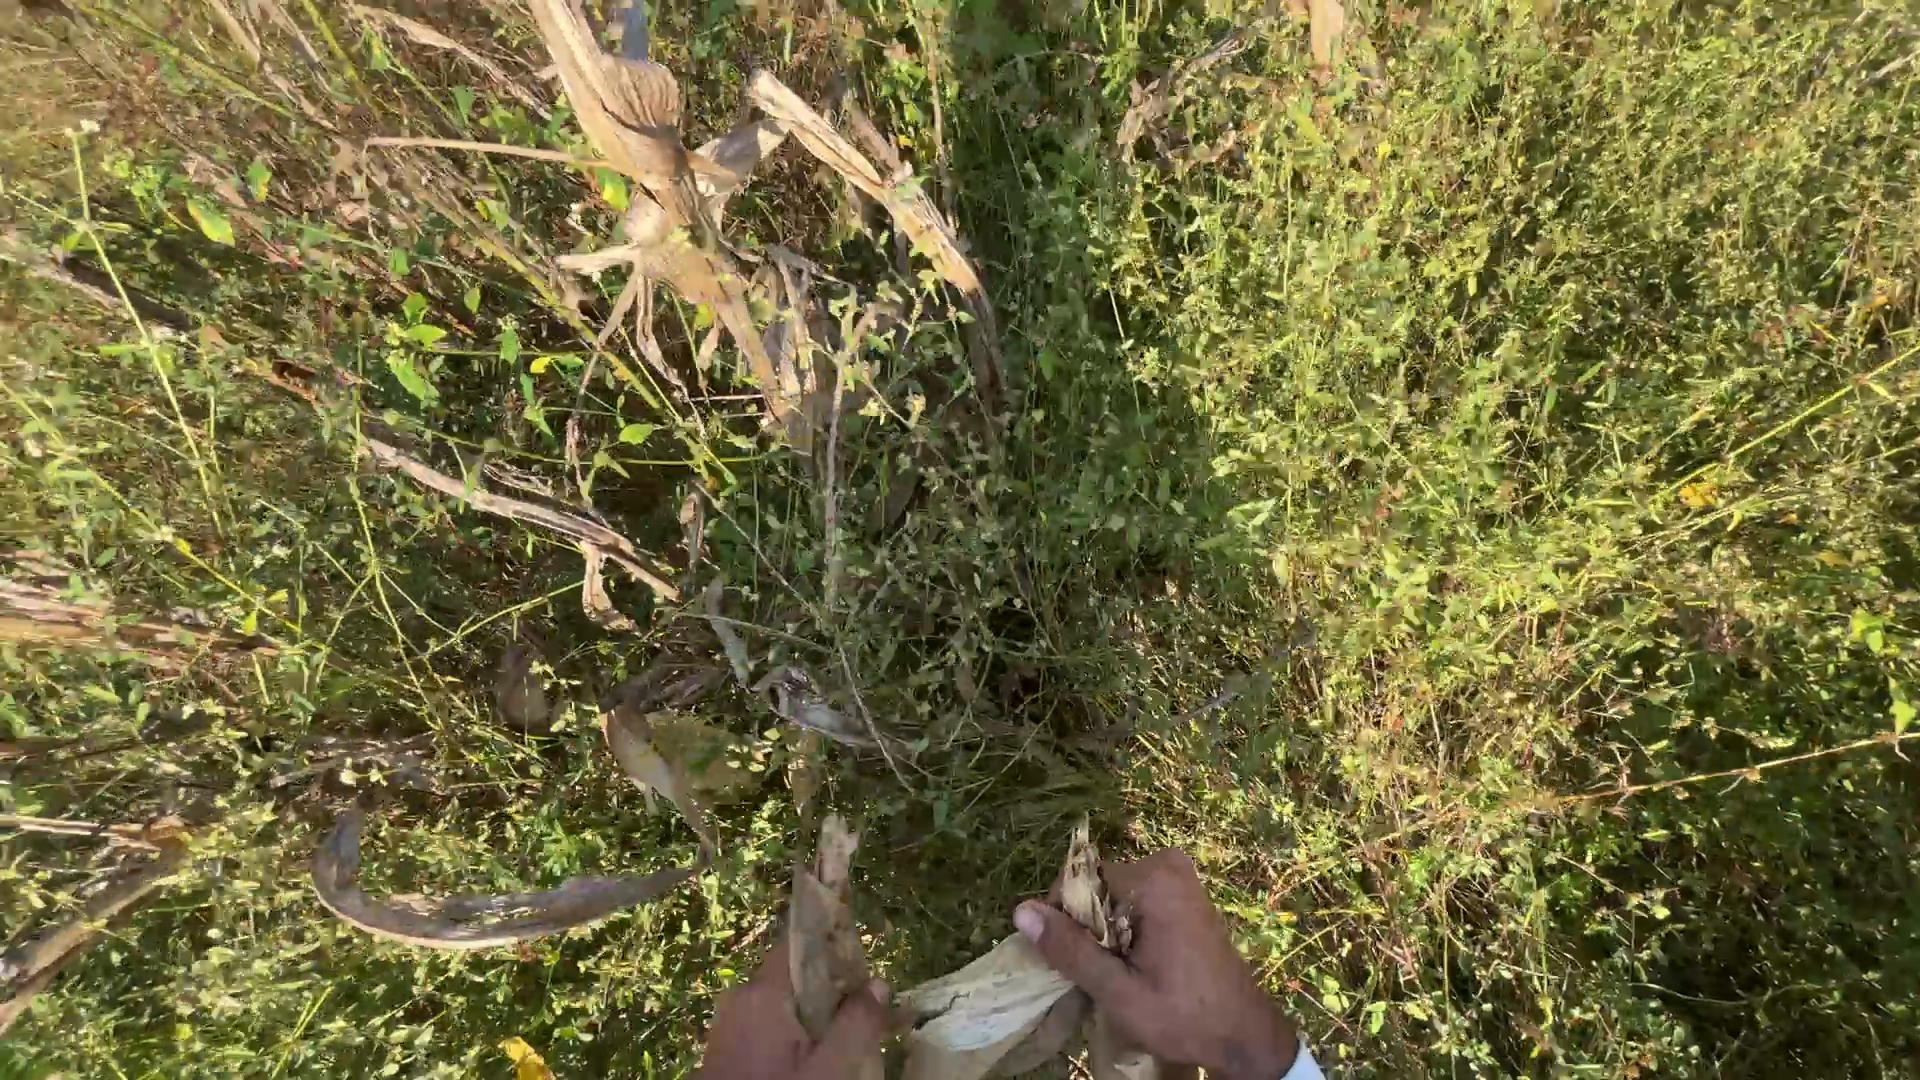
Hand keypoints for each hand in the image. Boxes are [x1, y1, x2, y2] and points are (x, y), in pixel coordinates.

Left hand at [696, 938, 891, 1079]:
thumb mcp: (826, 1072)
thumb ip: (856, 1025)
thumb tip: (878, 984)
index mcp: (762, 991)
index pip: (802, 944)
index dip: (837, 951)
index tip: (864, 972)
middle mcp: (741, 998)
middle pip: (796, 977)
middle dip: (831, 992)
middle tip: (863, 1015)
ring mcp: (729, 1026)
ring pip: (784, 1006)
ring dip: (815, 1019)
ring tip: (844, 1044)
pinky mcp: (725, 1052)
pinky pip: (767, 1029)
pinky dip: (793, 1038)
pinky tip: (812, 1062)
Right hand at [1013, 849, 1298, 1079]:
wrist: (1245, 1036)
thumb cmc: (1185, 1017)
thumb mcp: (1121, 993)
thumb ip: (1071, 950)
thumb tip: (1021, 910)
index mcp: (1153, 880)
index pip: (1081, 879)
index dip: (1065, 916)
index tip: (1072, 957)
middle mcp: (1165, 863)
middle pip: (1097, 884)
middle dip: (1087, 924)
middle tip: (1102, 970)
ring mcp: (1177, 873)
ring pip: (1111, 891)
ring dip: (1105, 926)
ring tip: (1121, 968)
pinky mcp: (1182, 887)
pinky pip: (1133, 894)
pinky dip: (1125, 922)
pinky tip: (1137, 959)